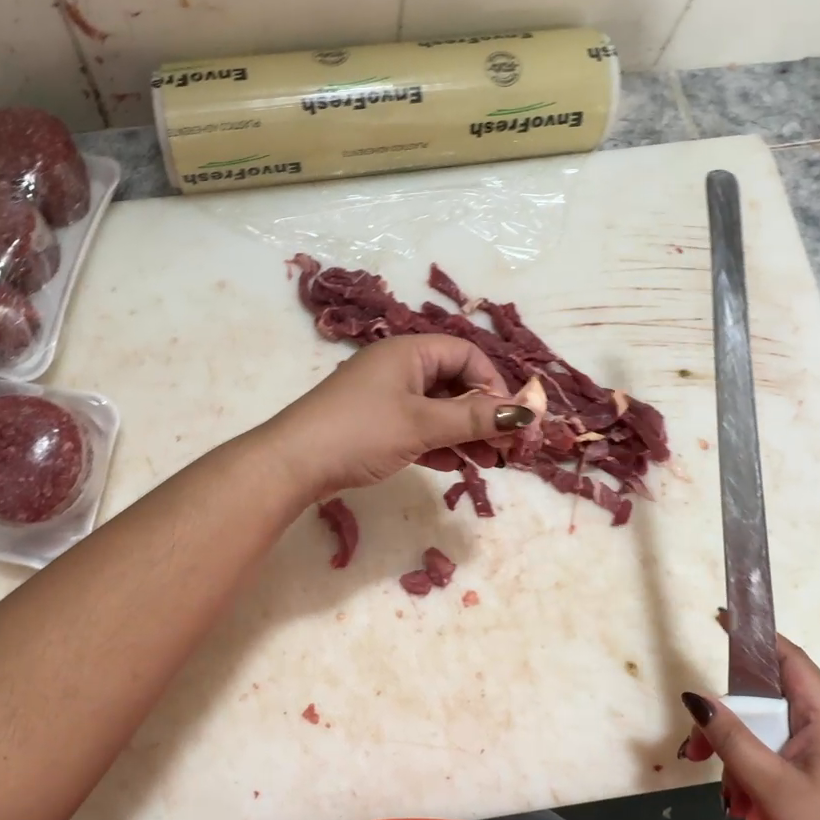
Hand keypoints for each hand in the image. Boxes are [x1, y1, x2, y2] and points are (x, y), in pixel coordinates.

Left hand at [260, 334, 531, 498]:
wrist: (293, 464)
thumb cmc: (360, 432)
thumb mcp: (422, 424)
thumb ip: (474, 418)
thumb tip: (526, 412)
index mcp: (409, 352)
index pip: (466, 355)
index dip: (493, 384)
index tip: (508, 419)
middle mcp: (398, 368)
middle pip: (455, 383)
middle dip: (484, 414)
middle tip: (508, 448)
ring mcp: (384, 397)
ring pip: (438, 410)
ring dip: (465, 434)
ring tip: (489, 463)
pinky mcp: (374, 425)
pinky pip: (418, 428)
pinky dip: (439, 444)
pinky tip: (454, 467)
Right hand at [680, 638, 819, 819]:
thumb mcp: (769, 786)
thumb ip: (730, 737)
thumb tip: (696, 697)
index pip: (790, 659)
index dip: (754, 637)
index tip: (719, 619)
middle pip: (771, 699)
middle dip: (729, 717)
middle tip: (695, 746)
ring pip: (771, 731)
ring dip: (739, 752)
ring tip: (726, 794)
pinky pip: (781, 755)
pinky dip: (755, 770)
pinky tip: (743, 803)